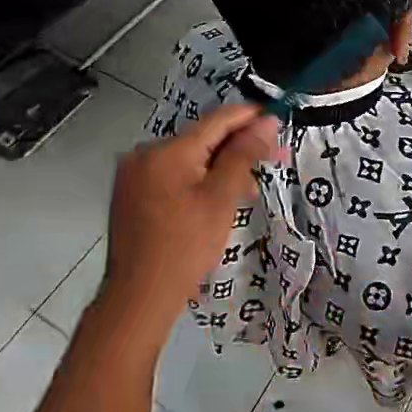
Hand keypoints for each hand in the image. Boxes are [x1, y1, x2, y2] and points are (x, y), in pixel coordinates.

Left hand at [97, 104, 280, 334]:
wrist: (140, 295)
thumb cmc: (187, 245)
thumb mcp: (223, 197)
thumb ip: (245, 153)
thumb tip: (268, 121)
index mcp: (167, 151)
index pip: (218, 119)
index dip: (251, 116)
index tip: (279, 120)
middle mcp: (146, 153)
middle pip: (204, 137)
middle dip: (240, 147)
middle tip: (273, 160)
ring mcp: (135, 173)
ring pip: (191, 156)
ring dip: (222, 165)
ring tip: (248, 189)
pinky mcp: (132, 191)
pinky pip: (175, 172)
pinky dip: (201, 178)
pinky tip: (219, 197)